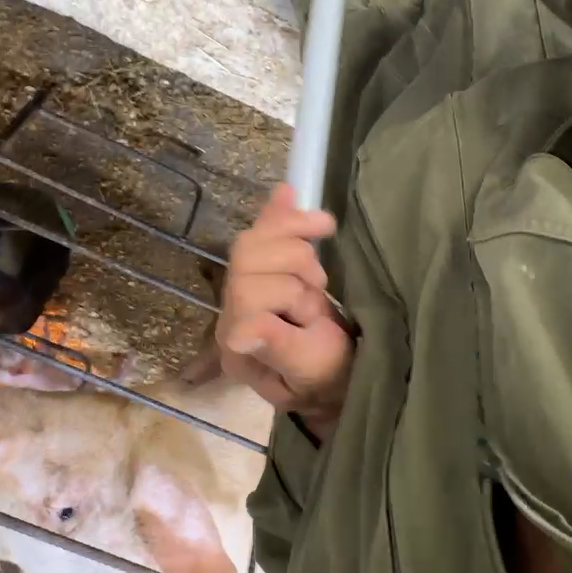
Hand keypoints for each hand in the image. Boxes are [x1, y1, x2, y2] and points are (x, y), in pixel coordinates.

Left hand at [218, 185, 353, 431]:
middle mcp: (231, 309)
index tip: (318, 318)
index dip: (289, 294)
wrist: (340, 376)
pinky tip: (288, 193)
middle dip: (293, 262)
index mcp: (236, 339)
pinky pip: (266, 231)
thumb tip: (239, 332)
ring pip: (254, 239)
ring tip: (318, 274)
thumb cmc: (328, 378)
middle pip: (245, 257)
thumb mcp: (312, 371)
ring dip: (295, 242)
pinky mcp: (265, 266)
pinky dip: (279, 213)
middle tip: (320, 289)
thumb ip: (278, 348)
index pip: (247, 293)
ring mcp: (245, 285)